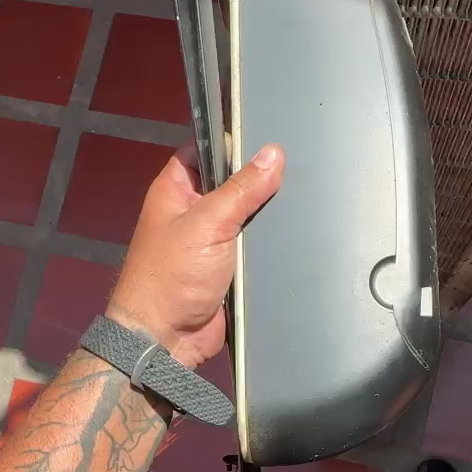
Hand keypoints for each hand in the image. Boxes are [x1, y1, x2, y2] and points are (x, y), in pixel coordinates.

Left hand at [105, 143, 283, 367]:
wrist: (166, 339)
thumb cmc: (173, 275)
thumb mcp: (208, 223)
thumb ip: (243, 189)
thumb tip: (274, 153)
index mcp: (176, 190)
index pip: (203, 150)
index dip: (230, 141)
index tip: (267, 132)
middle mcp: (192, 213)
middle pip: (231, 184)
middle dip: (259, 180)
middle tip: (298, 165)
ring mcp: (211, 243)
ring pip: (246, 219)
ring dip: (267, 216)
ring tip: (305, 195)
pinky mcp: (227, 271)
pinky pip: (252, 250)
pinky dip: (269, 246)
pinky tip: (297, 233)